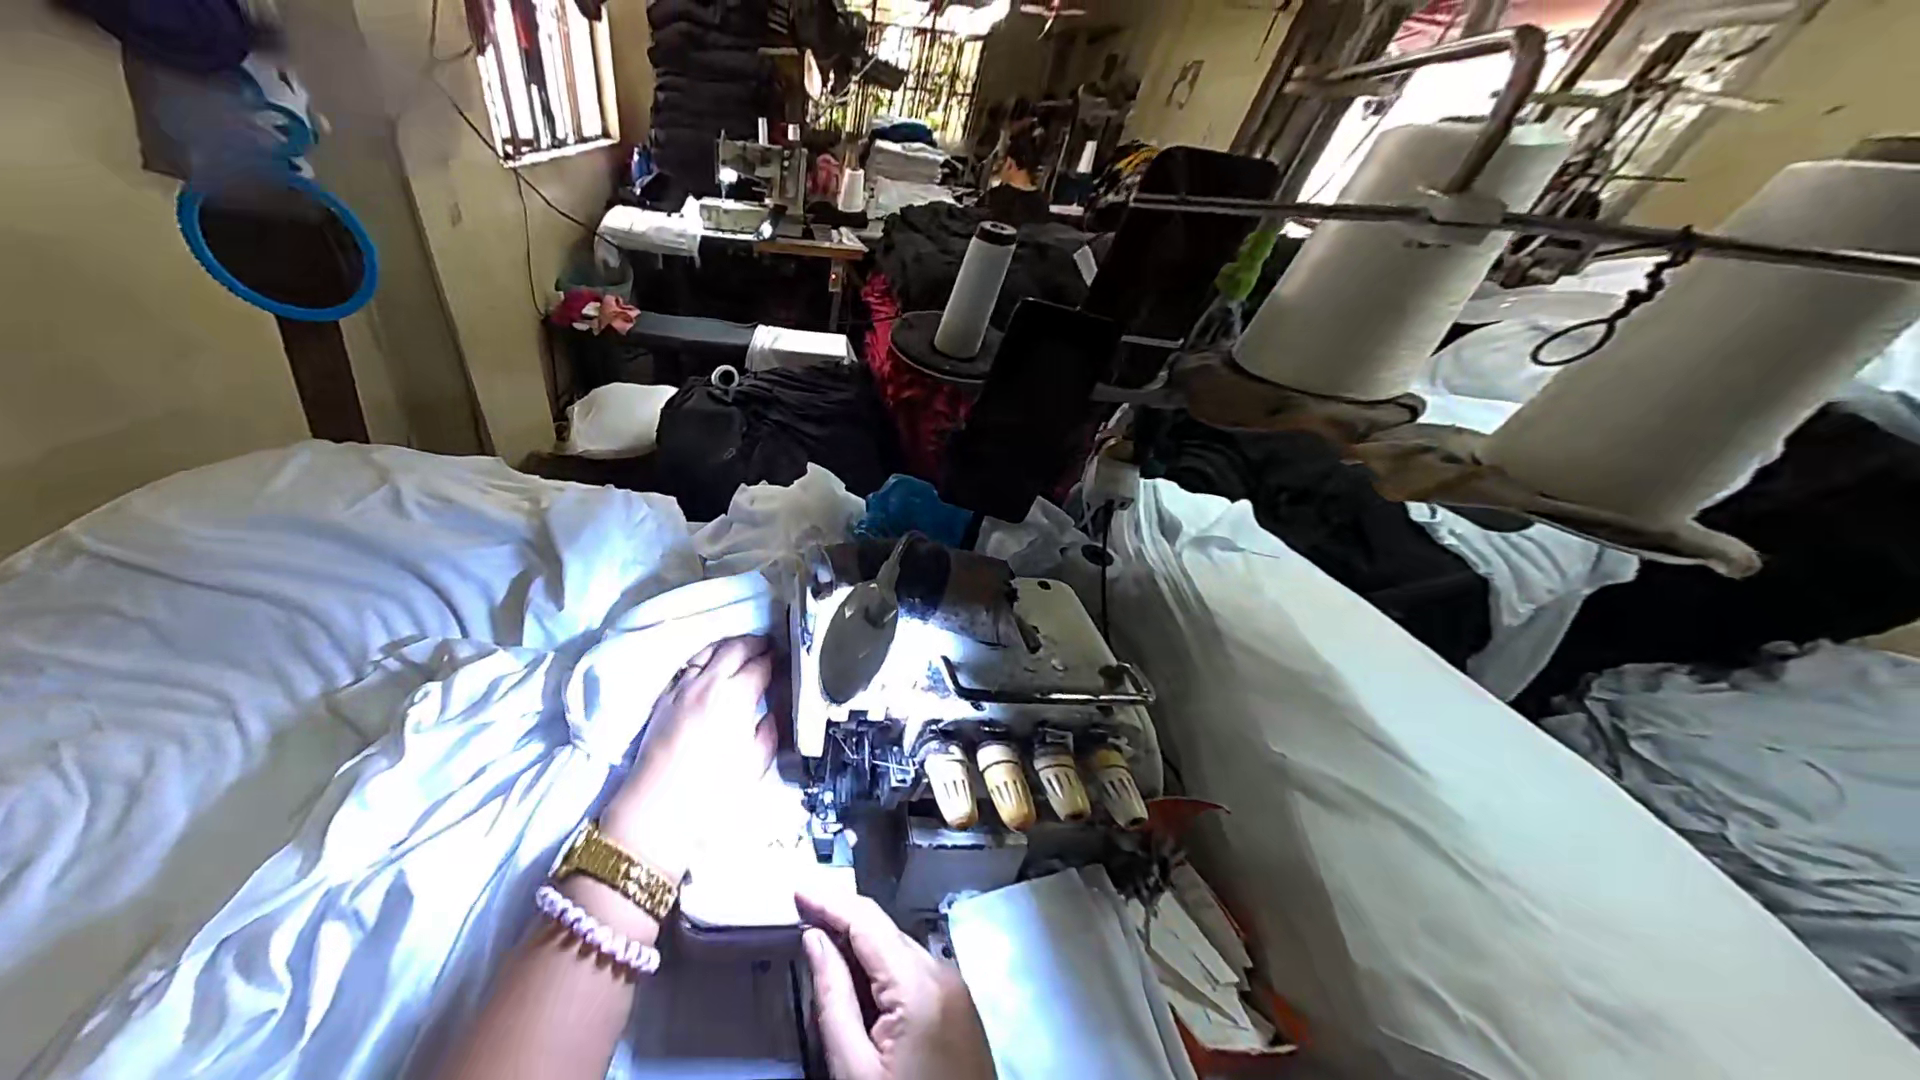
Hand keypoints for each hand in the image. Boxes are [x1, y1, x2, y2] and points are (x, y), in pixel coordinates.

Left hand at [602, 636, 777, 875]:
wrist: (656, 810)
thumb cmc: (711, 793)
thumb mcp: (754, 764)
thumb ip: (769, 732)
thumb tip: (775, 713)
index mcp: (736, 697)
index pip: (762, 664)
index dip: (777, 659)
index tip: (786, 659)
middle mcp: (709, 684)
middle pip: (736, 648)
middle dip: (756, 643)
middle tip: (770, 646)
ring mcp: (682, 688)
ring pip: (709, 650)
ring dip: (730, 645)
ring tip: (743, 649)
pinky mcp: (664, 698)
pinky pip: (689, 664)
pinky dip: (706, 657)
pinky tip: (713, 665)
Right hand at [797, 884, 995, 1079]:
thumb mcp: (854, 1069)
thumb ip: (833, 997)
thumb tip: (816, 939)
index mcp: (917, 982)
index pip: (867, 922)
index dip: (830, 901)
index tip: (798, 887)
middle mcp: (941, 970)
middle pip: (884, 930)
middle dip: (843, 919)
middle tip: (803, 913)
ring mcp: (954, 986)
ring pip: (898, 948)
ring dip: (861, 943)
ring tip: (821, 943)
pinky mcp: (958, 1003)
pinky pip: (913, 970)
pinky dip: (882, 966)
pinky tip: (857, 979)